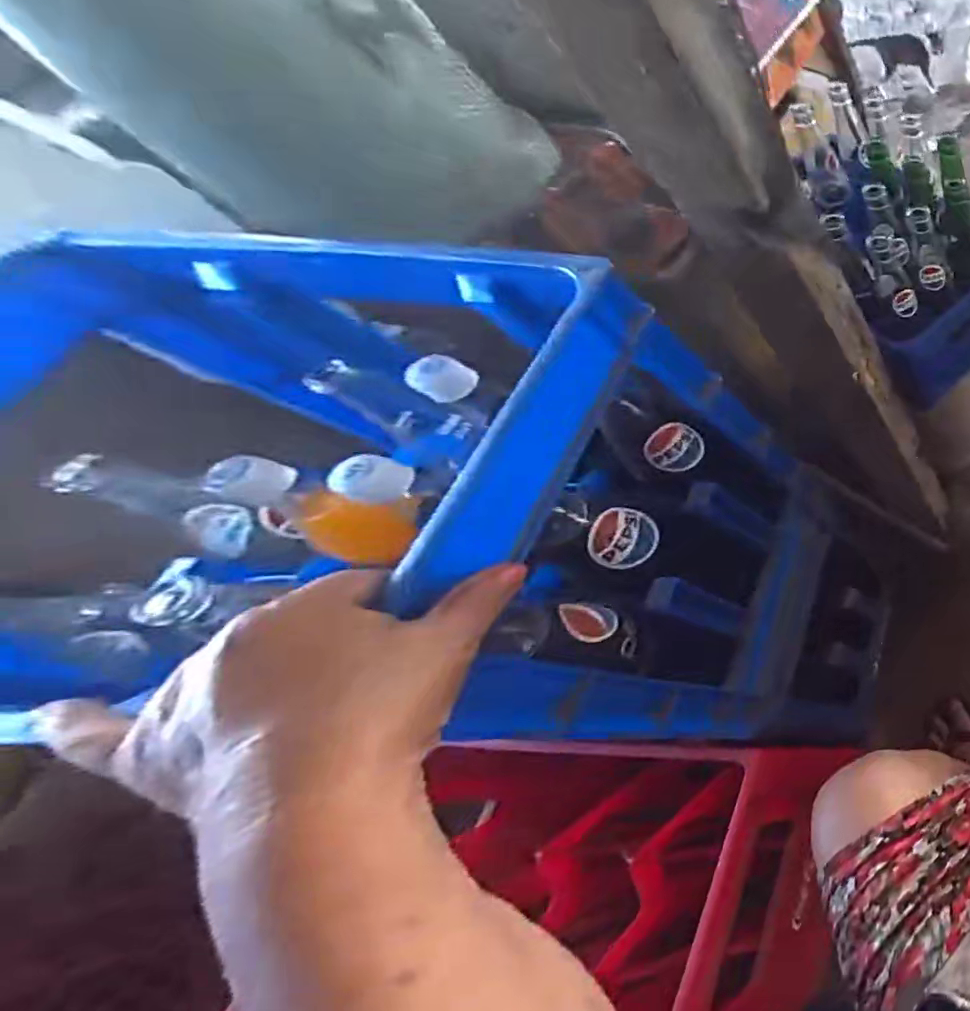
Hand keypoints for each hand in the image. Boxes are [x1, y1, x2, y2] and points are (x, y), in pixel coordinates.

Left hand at [33, 564, 523, 821]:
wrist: (314, 805)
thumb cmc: (384, 709)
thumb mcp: (446, 649)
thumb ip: (476, 601)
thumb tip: (512, 565)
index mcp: (303, 608)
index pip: (361, 586)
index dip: (398, 606)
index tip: (421, 634)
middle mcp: (232, 642)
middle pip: (300, 627)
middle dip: (340, 642)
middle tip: (381, 682)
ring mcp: (184, 697)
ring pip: (225, 670)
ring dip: (257, 677)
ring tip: (303, 706)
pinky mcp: (152, 754)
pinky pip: (107, 735)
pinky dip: (86, 724)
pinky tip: (57, 715)